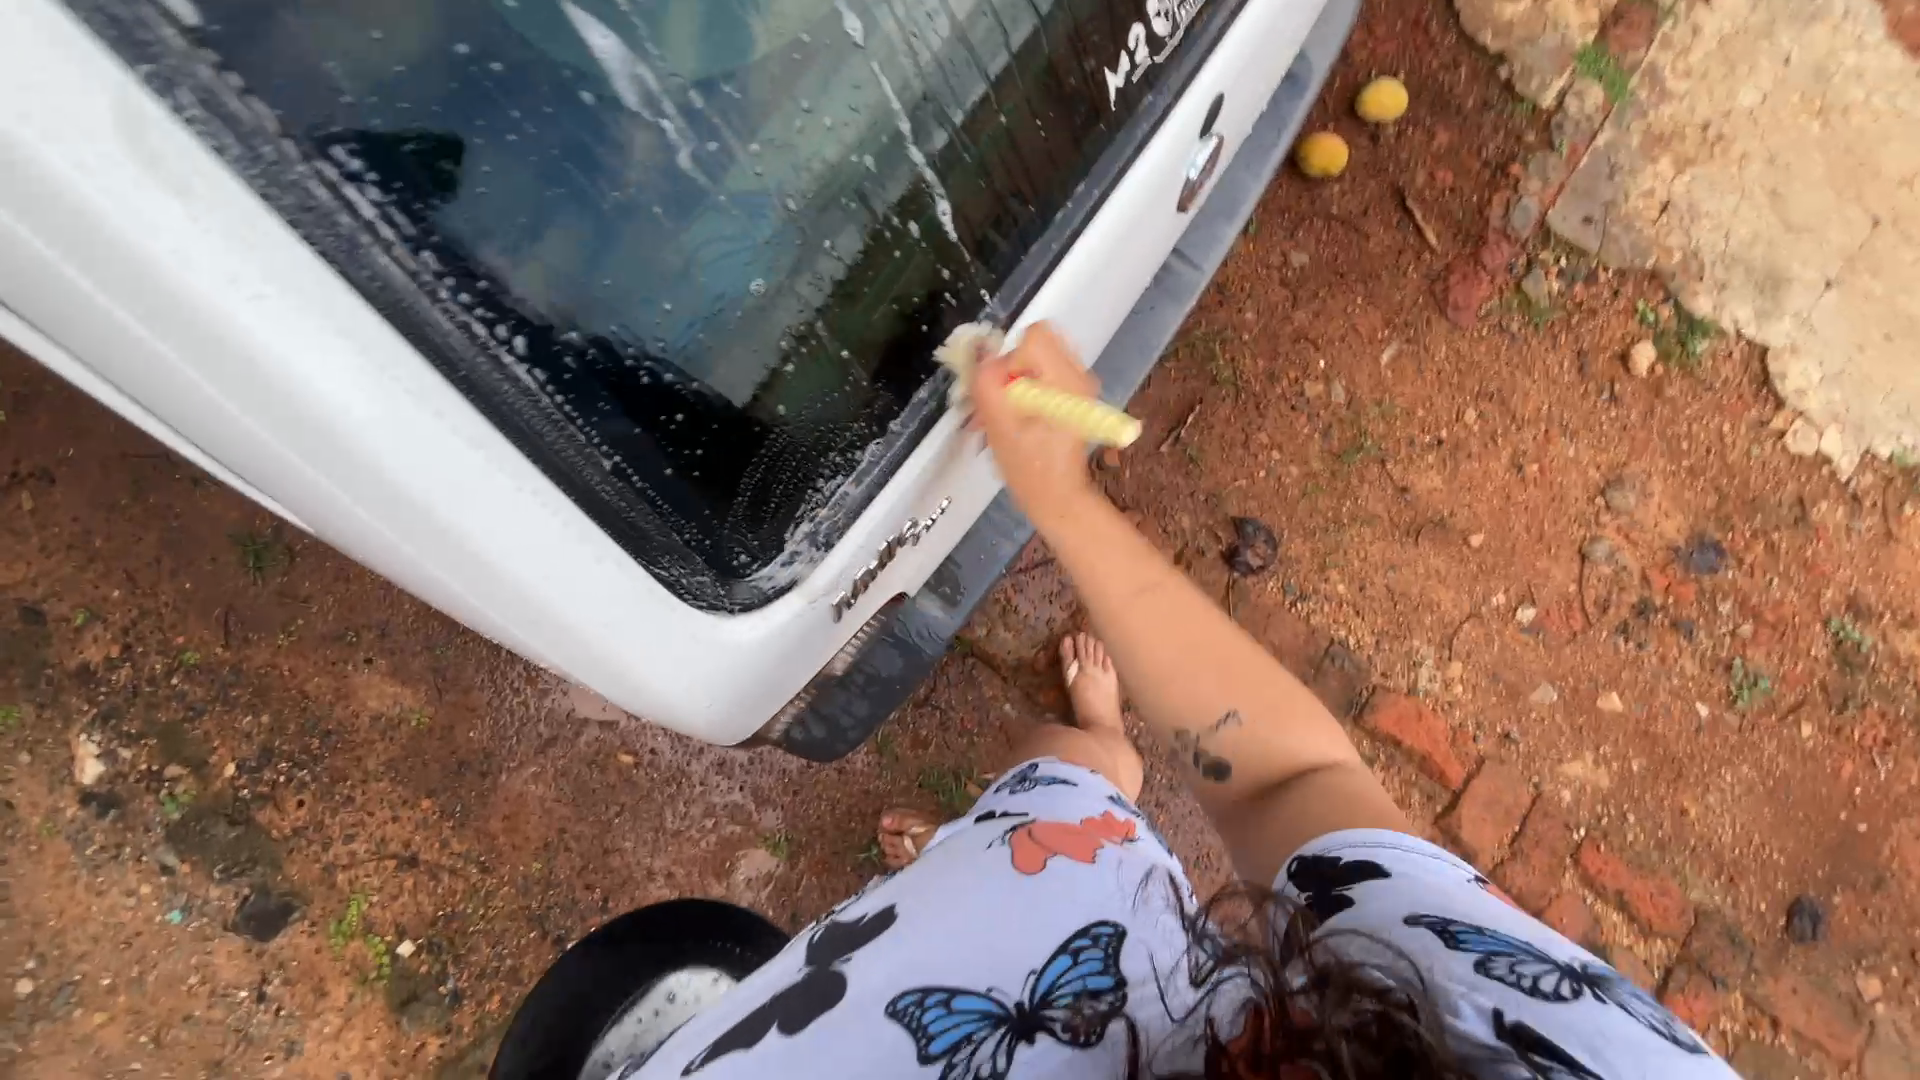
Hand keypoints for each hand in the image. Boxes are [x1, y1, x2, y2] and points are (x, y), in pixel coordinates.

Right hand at [972, 322, 1102, 529]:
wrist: (1056, 497)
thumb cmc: (1029, 468)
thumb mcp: (999, 425)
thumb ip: (987, 382)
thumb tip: (978, 348)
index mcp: (1066, 379)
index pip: (1034, 335)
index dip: (1009, 359)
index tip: (1003, 392)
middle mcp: (1079, 376)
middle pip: (1035, 345)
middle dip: (1009, 370)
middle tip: (999, 404)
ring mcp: (1078, 387)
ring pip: (1036, 360)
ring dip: (1012, 383)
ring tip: (1001, 416)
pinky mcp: (1072, 398)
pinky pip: (1043, 377)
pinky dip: (1023, 392)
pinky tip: (1013, 419)